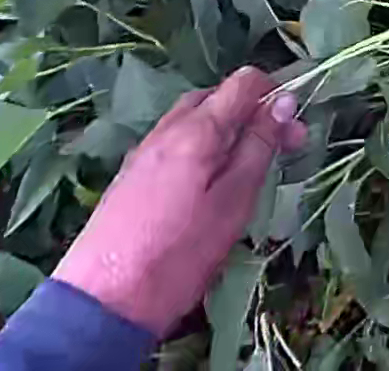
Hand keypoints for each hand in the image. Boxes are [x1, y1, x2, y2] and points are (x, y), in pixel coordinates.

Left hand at [53, 67, 304, 335]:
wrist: (97, 306)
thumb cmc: (178, 252)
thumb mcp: (234, 200)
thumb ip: (259, 145)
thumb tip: (284, 101)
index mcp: (198, 128)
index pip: (244, 82)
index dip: (274, 93)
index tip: (291, 127)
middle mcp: (169, 127)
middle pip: (218, 96)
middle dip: (251, 112)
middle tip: (275, 149)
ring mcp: (146, 149)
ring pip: (195, 117)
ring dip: (226, 129)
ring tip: (242, 167)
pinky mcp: (131, 173)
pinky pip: (176, 139)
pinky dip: (201, 145)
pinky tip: (206, 181)